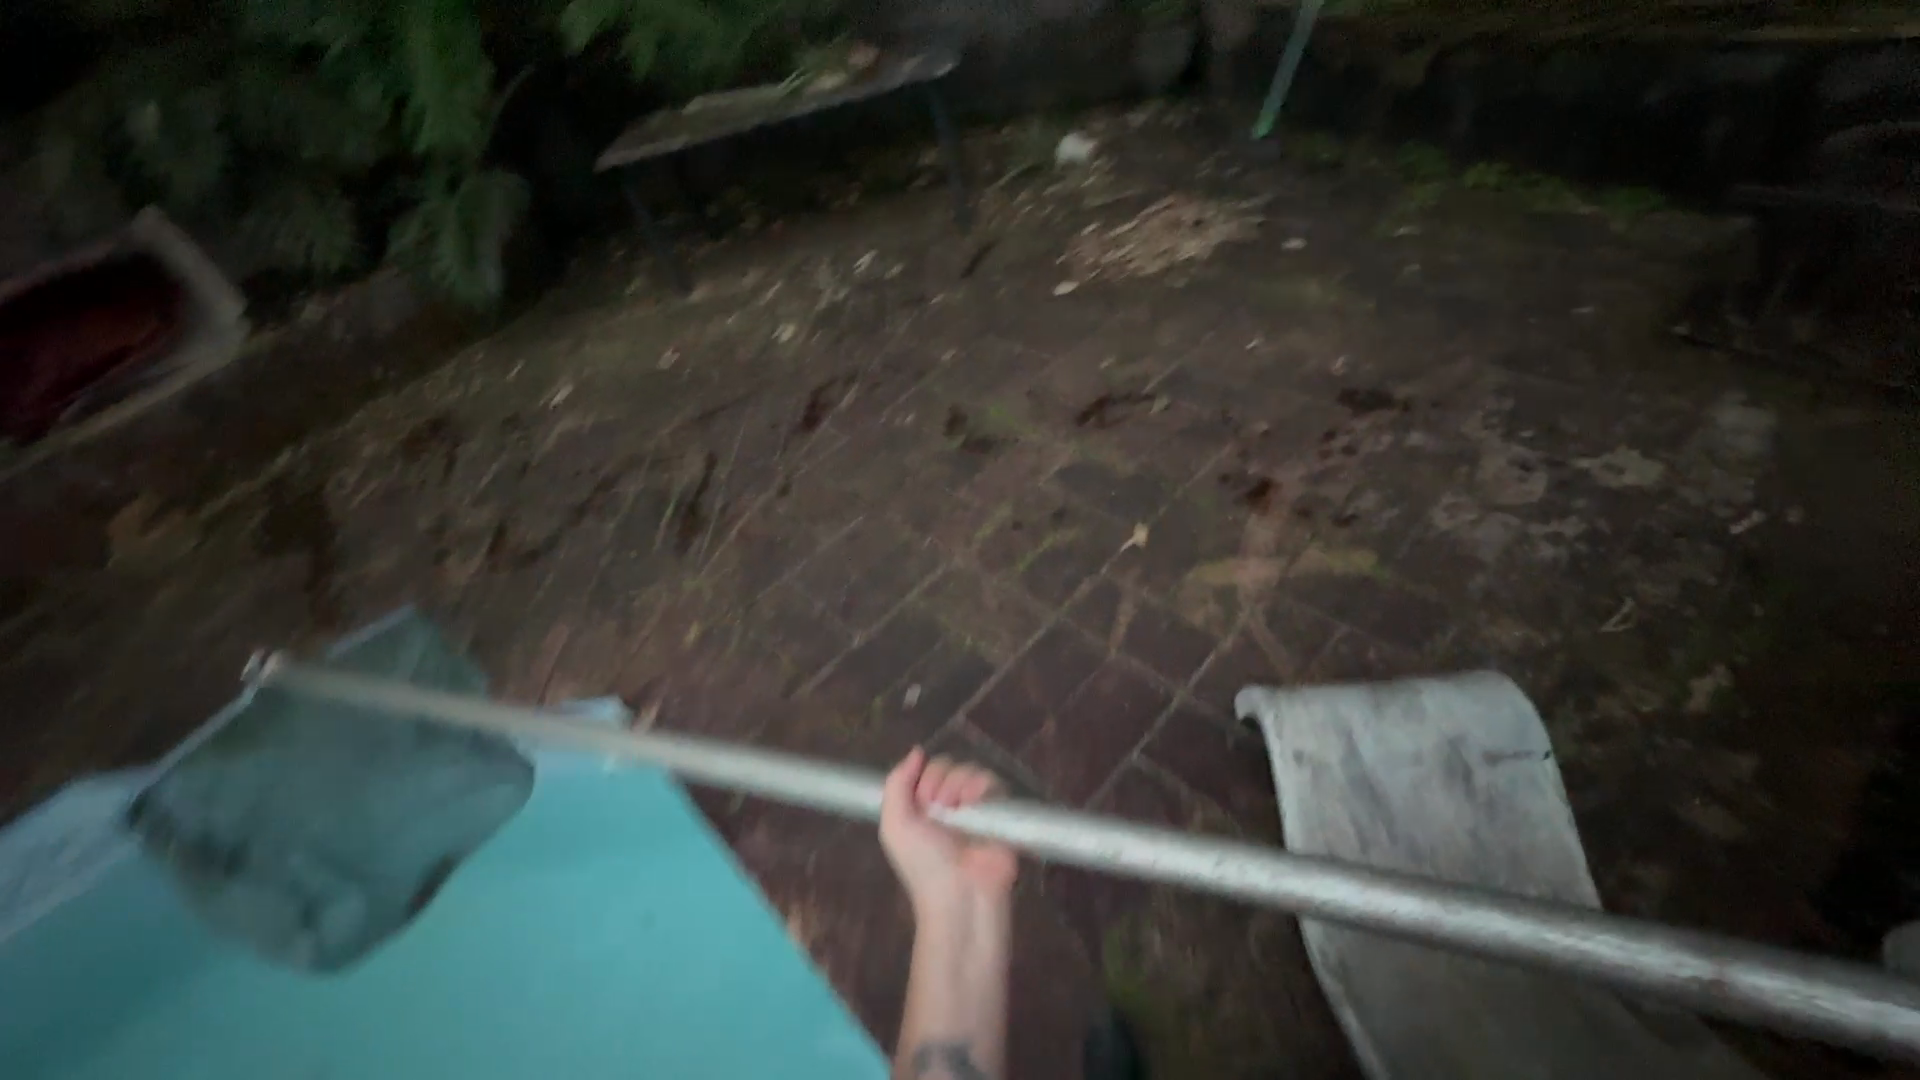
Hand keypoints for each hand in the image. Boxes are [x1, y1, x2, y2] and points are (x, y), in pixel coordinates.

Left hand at [880, 748, 1017, 916]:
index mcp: (924, 806)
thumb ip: (897, 783)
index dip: (922, 776)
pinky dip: (982, 786)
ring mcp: (976, 808)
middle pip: (948, 765)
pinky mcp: (1000, 813)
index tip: (921, 801)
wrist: (959, 896)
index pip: (927, 769)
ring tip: (955, 809)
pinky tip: (972, 803)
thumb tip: (917, 751)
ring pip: (970, 770)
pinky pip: (994, 783)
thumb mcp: (895, 826)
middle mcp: (950, 803)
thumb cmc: (923, 864)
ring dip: (959, 783)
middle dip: (939, 780)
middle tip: (937, 807)